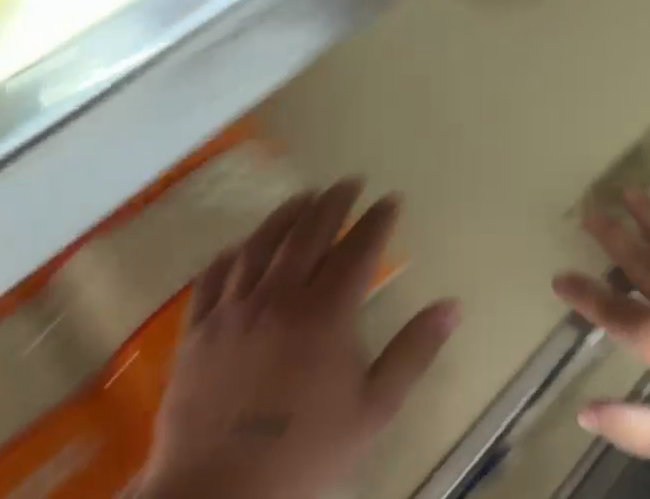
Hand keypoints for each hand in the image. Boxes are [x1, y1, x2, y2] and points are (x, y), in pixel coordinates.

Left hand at [137, 182, 459, 498]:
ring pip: (260, 247)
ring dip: (285, 216)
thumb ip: (413, 352)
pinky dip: (231, 255)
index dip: (376, 221)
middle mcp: (278, 299)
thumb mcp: (374, 409)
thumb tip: (452, 306)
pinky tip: (239, 246)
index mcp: (325, 313)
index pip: (358, 249)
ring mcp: (232, 314)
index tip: (391, 200)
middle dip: (333, 203)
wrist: (219, 494)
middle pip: (308, 235)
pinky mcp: (196, 334)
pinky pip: (212, 280)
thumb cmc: (306, 452)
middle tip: (349, 182)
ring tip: (302, 197)